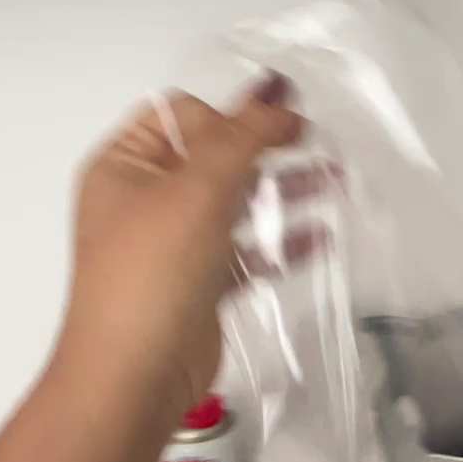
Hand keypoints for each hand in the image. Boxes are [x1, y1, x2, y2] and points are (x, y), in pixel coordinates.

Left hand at [57, 75, 302, 423]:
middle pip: (215, 158)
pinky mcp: (201, 285)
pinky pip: (246, 252)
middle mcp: (146, 200)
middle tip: (319, 144)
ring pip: (236, 205)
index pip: (182, 115)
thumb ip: (243, 136)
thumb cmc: (156, 271)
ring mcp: (175, 246)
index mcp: (126, 165)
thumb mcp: (197, 190)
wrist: (135, 376)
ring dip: (283, 192)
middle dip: (268, 149)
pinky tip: (322, 236)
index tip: (279, 129)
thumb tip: (277, 85)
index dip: (231, 114)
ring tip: (336, 181)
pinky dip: (280, 242)